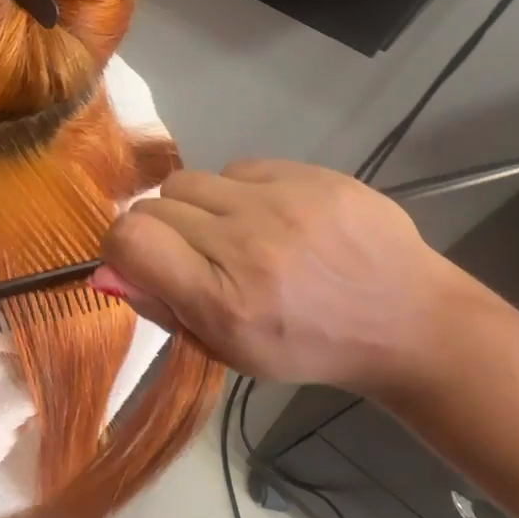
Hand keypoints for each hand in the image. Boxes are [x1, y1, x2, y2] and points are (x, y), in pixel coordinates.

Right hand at [93, 159, 489, 398]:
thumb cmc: (308, 346)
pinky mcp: (312, 176)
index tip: (141, 261)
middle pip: (152, 206)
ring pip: (188, 181)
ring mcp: (283, 204)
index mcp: (225, 302)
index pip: (129, 239)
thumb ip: (159, 306)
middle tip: (199, 256)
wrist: (413, 324)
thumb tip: (105, 269)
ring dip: (198, 207)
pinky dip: (240, 191)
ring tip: (235, 232)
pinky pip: (236, 167)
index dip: (122, 248)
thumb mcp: (225, 350)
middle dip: (164, 231)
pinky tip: (271, 217)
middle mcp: (248, 246)